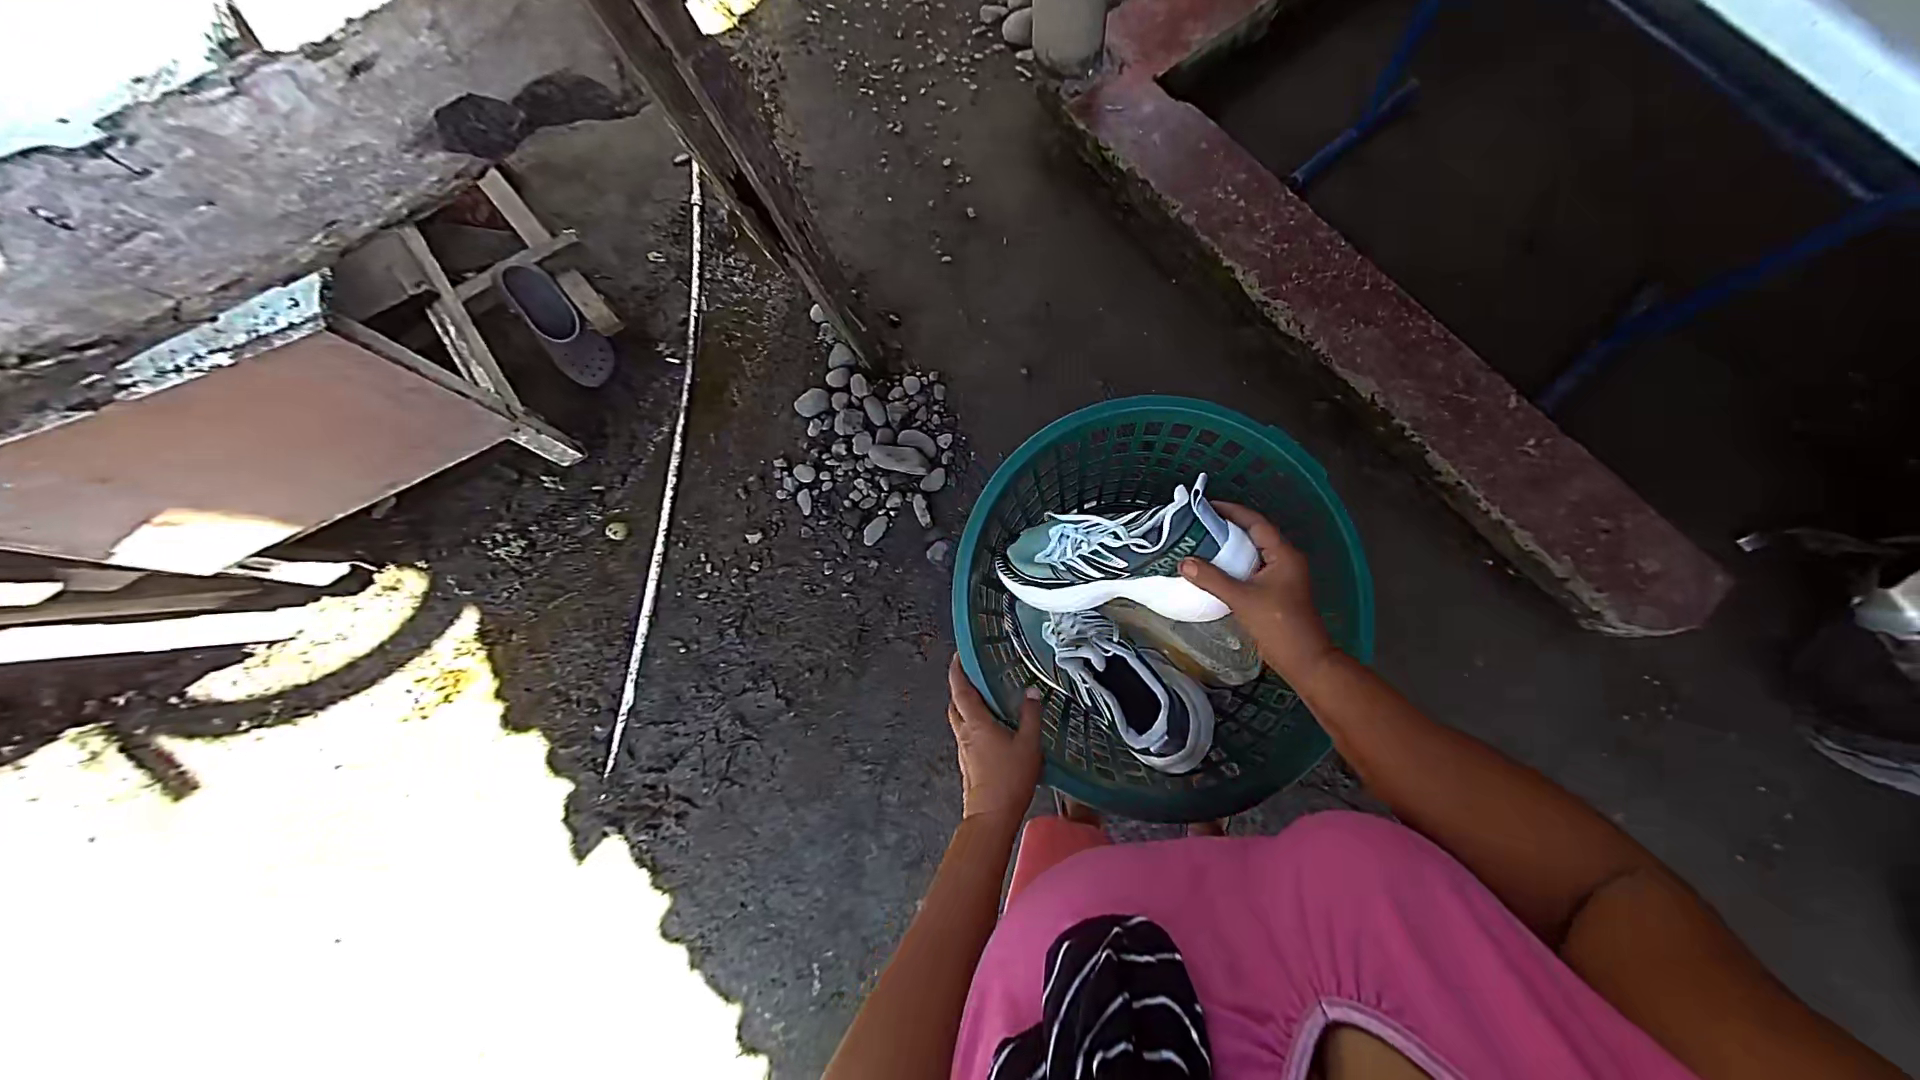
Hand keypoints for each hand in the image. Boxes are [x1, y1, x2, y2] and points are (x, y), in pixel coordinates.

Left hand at [947, 654, 1042, 821]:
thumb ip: (1031, 716)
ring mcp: (964, 750)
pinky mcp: (968, 764)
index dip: (957, 670)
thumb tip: (1031, 693)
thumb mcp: (1029, 745)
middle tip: (975, 677)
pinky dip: (974, 726)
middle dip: (961, 688)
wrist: (991, 817)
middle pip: (956, 704)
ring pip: (960, 721)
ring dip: (967, 708)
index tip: (959, 656)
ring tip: (986, 701)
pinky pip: (967, 737)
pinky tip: (992, 732)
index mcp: (976, 723)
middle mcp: (965, 734)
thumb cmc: (1009, 780)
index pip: (960, 690)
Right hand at [1180, 502, 1338, 683]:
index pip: (1255, 522)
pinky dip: (1232, 565)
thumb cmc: (1278, 625)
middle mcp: (1285, 560)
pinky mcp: (1275, 591)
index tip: (1206, 506)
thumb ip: (1211, 579)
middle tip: (1198, 524)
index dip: (1231, 511)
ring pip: (1251, 553)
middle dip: (1226, 528)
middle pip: (1253, 535)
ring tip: (1200, 544)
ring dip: (1228, 548)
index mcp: (1283, 554)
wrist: (1304, 659)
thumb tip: (1184, 562)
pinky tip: (1213, 570)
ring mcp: (1281, 576)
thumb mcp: (1241, 598)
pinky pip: (1250, 569)